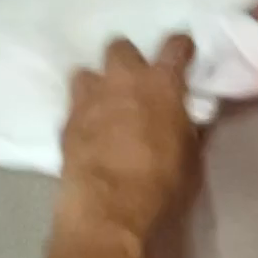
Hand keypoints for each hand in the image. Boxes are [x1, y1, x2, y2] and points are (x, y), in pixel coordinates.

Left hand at [58, 35, 198, 239]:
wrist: (109, 211)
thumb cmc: (163, 185)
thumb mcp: (191, 158)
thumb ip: (189, 129)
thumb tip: (190, 119)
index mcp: (162, 84)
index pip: (174, 46)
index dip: (181, 46)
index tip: (183, 52)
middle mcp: (123, 81)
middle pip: (120, 48)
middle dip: (129, 60)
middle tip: (137, 82)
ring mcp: (89, 99)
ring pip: (87, 72)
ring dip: (98, 84)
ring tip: (106, 104)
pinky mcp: (65, 123)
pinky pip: (74, 106)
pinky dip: (83, 114)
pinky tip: (90, 131)